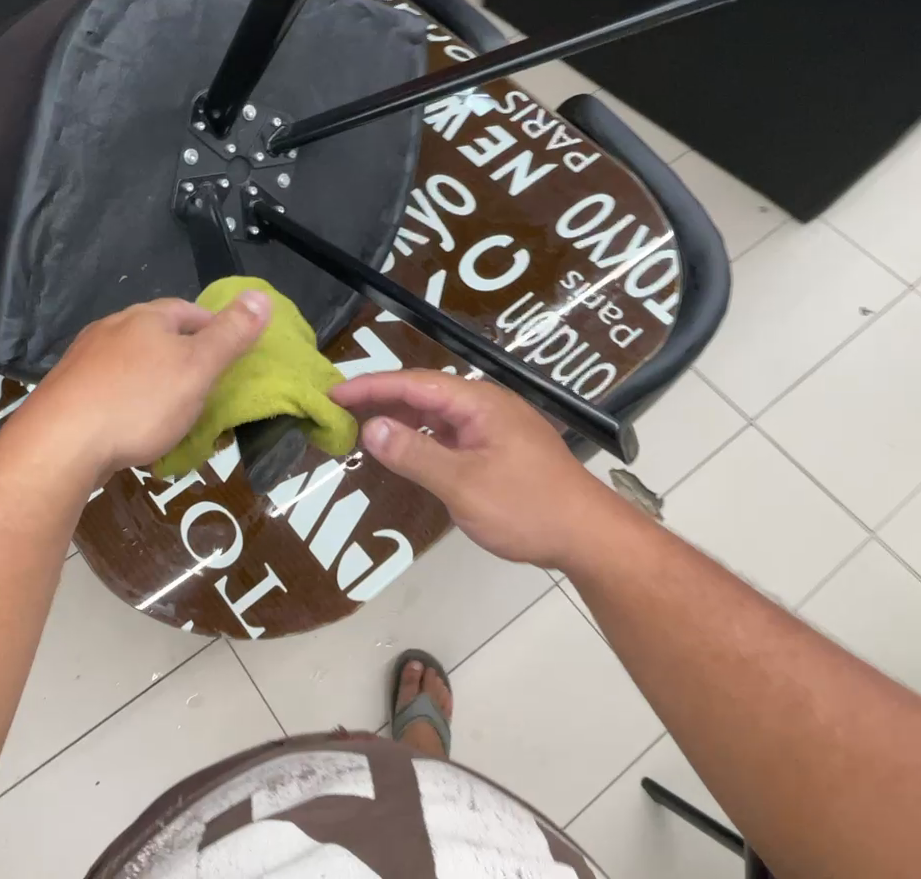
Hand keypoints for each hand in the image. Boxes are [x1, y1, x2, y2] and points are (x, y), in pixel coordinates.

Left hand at [12, 293, 270, 477]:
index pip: (188, 311)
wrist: (60, 443)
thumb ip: (230, 335)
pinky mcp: (68, 393)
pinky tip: (133, 428)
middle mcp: (111, 329)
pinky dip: (127, 404)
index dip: (213, 328)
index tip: (230, 353)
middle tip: (204, 387)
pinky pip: (108, 391)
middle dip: (181, 356)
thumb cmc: (139, 401)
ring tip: (171, 412)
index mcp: (146, 317)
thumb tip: (261, 295)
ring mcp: (84, 361)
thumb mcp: (197, 368)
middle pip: (156, 336)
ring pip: (130, 365)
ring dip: (152, 382)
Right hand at [330, 369, 631, 568]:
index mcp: (478, 402)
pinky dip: (418, 438)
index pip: (413, 383)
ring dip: (397, 418)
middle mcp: (484, 406)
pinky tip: (401, 450)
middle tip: (336, 411)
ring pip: (434, 413)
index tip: (331, 394)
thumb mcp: (463, 484)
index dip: (370, 386)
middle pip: (422, 393)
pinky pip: (447, 433)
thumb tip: (369, 427)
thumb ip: (414, 454)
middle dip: (379, 399)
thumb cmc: (527, 507)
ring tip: (358, 428)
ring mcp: (492, 427)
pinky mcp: (496, 449)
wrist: (589, 537)